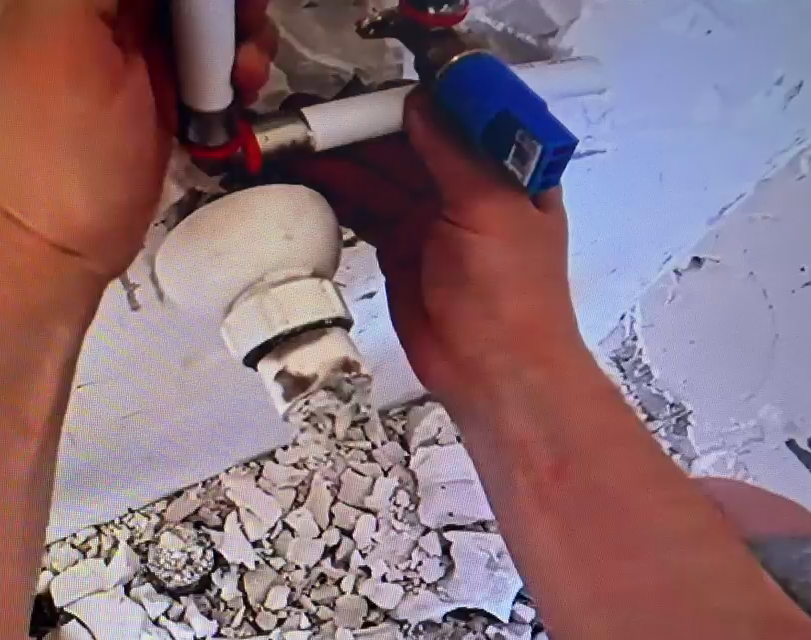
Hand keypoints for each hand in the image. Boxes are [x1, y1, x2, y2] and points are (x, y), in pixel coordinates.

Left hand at [0, 0, 275, 279]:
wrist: (63, 244)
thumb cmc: (61, 147)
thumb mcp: (66, 29)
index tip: (210, 4)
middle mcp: (104, 12)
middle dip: (221, 2)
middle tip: (245, 20)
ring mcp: (137, 54)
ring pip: (204, 14)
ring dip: (239, 29)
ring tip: (245, 69)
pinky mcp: (163, 96)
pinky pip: (209, 58)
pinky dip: (233, 65)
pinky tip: (241, 87)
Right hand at [278, 92, 584, 399]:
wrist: (491, 366)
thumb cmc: (507, 287)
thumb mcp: (490, 207)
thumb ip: (452, 155)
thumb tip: (418, 105)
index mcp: (499, 169)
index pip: (448, 123)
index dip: (407, 109)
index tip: (363, 102)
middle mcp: (462, 191)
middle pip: (406, 152)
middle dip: (363, 140)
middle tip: (316, 128)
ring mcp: (427, 225)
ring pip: (380, 185)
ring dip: (344, 170)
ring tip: (302, 154)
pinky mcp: (397, 256)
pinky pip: (367, 219)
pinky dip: (342, 204)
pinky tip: (315, 188)